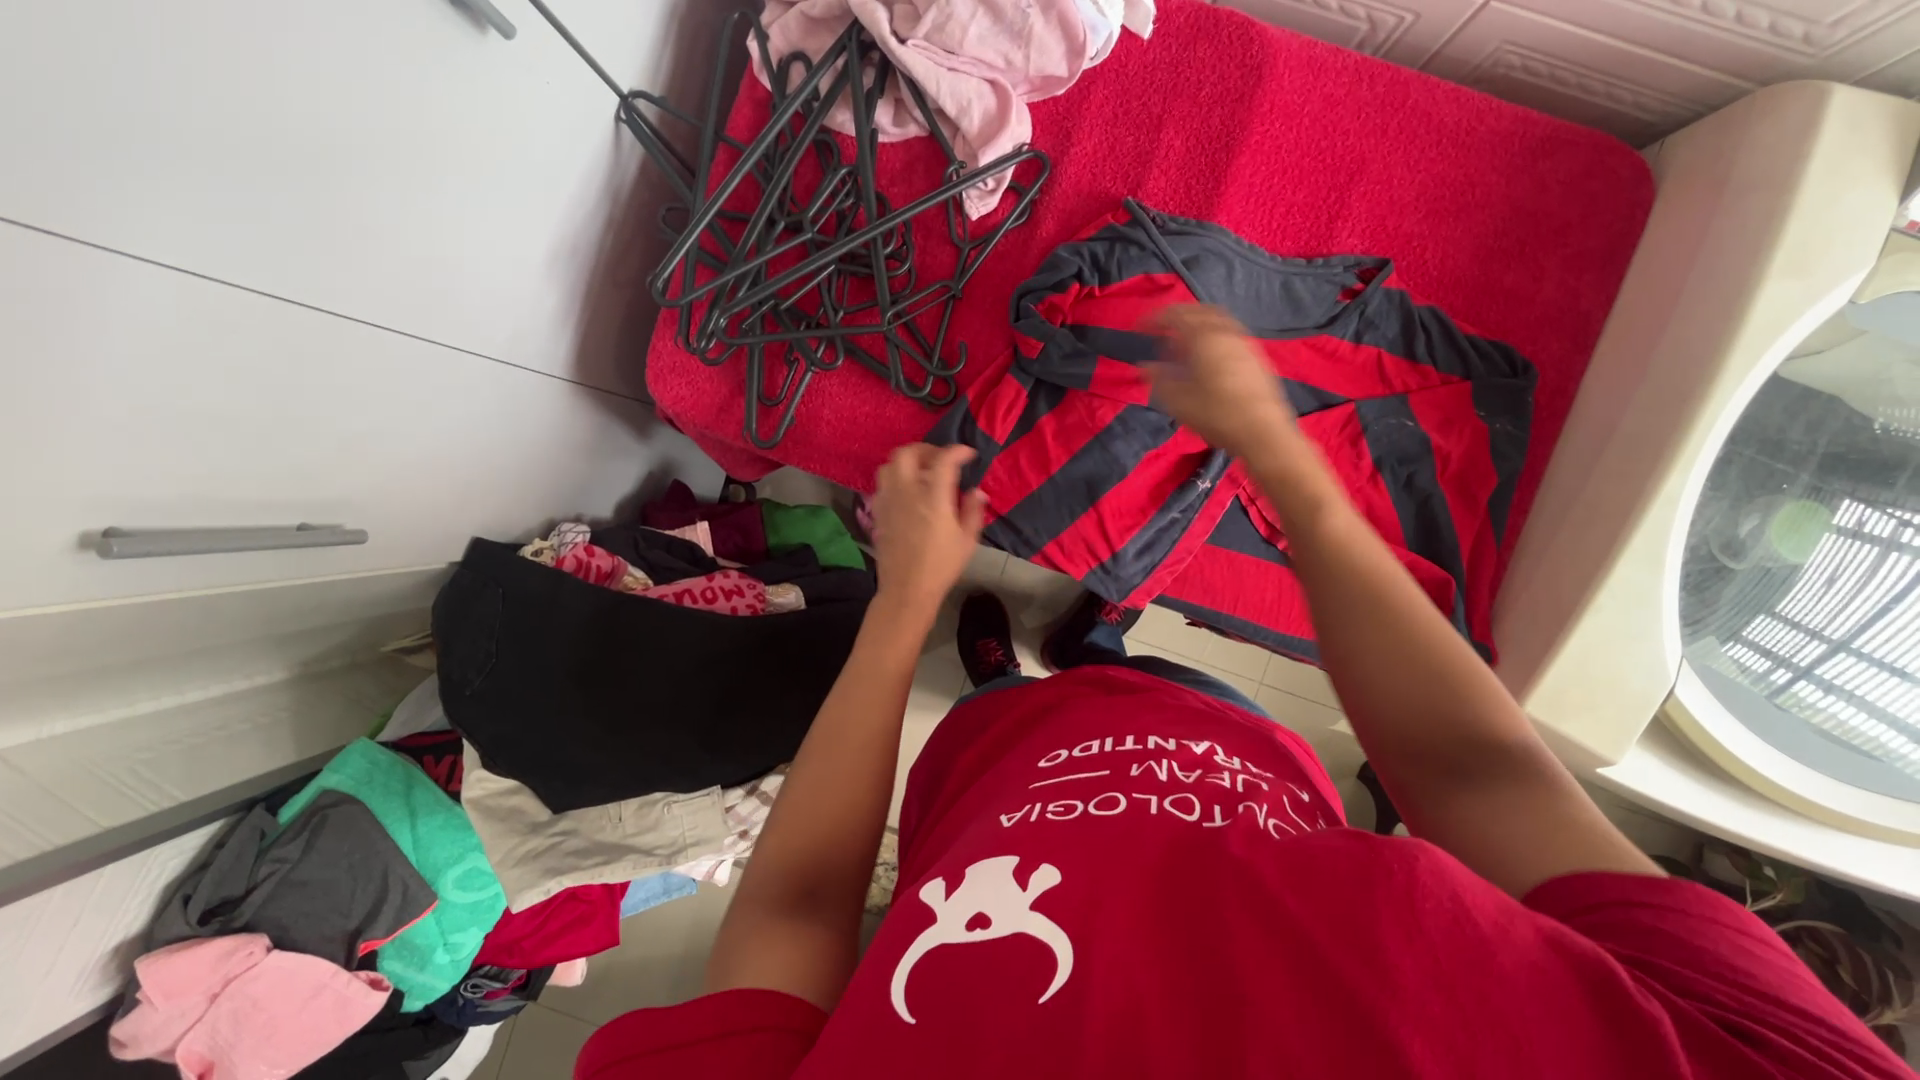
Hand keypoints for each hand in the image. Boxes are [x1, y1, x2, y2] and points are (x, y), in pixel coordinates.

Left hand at [870, 443, 986, 615]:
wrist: (907, 589)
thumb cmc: (941, 567)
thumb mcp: (967, 540)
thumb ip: (972, 511)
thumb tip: (977, 491)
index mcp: (933, 497)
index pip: (944, 460)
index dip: (957, 451)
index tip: (968, 455)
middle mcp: (907, 492)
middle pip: (907, 453)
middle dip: (925, 449)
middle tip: (940, 459)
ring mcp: (888, 501)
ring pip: (889, 465)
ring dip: (906, 463)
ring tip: (921, 473)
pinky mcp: (877, 512)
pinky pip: (882, 485)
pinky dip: (894, 480)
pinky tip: (907, 493)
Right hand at [1144, 305, 1297, 460]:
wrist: (1263, 432)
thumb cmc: (1216, 414)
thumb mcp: (1177, 401)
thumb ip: (1158, 379)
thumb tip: (1146, 366)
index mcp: (1203, 337)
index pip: (1174, 315)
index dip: (1154, 319)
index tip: (1140, 329)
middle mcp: (1226, 332)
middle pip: (1199, 312)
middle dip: (1179, 317)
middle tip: (1164, 330)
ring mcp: (1245, 343)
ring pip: (1218, 322)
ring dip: (1198, 326)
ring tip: (1185, 345)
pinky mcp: (1257, 357)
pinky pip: (1230, 335)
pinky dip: (1214, 337)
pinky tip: (1208, 358)